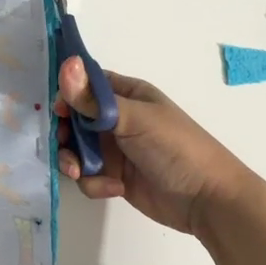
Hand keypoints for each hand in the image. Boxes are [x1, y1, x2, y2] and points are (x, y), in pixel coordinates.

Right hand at [54, 58, 265, 235]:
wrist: (207, 200)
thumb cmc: (176, 148)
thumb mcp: (134, 119)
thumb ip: (93, 99)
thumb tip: (66, 64)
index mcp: (127, 95)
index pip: (85, 86)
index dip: (68, 96)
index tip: (58, 112)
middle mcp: (117, 119)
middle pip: (73, 120)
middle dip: (65, 135)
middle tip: (65, 145)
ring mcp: (114, 149)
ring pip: (75, 150)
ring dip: (73, 161)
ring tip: (80, 173)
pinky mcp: (113, 176)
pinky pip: (87, 176)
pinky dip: (94, 182)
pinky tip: (114, 188)